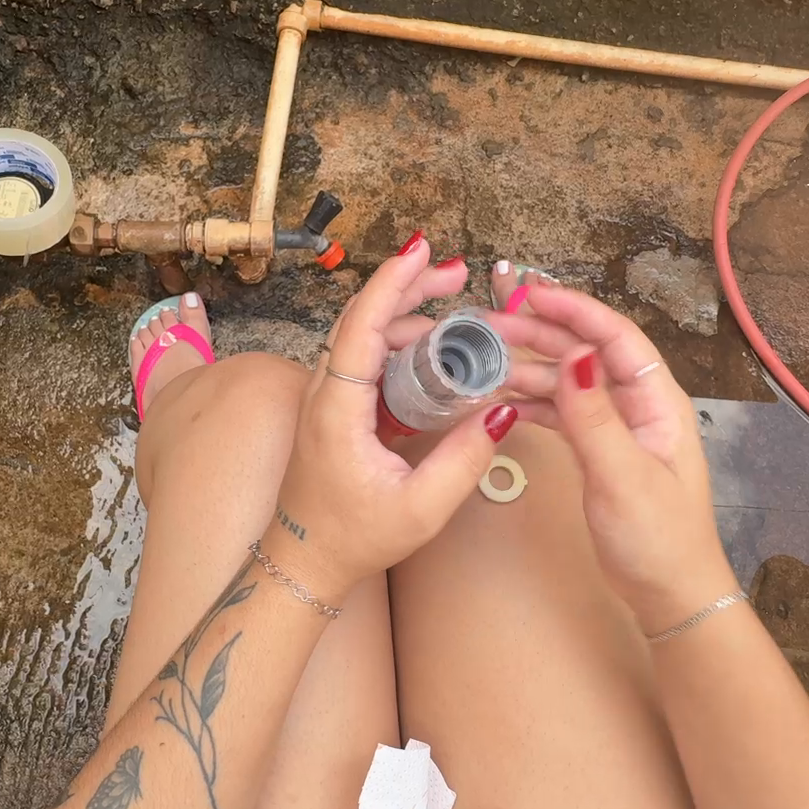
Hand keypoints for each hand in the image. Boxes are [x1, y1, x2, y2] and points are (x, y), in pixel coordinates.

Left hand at [265, 237, 517, 599]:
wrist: (305, 558)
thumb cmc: (355, 538)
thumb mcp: (421, 508)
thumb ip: (464, 460)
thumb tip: (502, 410)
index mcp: (337, 410)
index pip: (360, 328)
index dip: (391, 285)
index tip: (421, 250)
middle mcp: (323, 392)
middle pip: (361, 318)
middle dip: (407, 286)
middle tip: (457, 272)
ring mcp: (325, 397)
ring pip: (362, 334)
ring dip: (405, 312)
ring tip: (454, 302)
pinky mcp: (335, 406)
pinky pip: (365, 358)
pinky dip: (397, 340)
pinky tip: (431, 346)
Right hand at [489, 287, 736, 634]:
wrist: (670, 595)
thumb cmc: (657, 538)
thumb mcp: (623, 475)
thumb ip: (595, 416)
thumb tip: (574, 354)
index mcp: (656, 400)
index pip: (614, 337)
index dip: (574, 310)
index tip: (529, 294)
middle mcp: (637, 403)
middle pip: (585, 353)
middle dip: (540, 334)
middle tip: (489, 326)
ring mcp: (617, 425)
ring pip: (568, 382)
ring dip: (529, 368)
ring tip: (484, 362)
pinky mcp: (599, 448)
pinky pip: (562, 413)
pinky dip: (532, 404)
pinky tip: (502, 401)